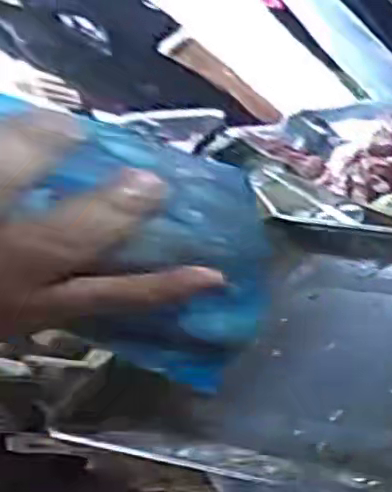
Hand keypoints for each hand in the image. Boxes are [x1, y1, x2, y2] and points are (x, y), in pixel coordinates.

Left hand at [0, 113, 225, 340]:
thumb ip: (19, 311)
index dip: (169, 287)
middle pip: (67, 237)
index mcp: (23, 305)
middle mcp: (3, 264)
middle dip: (113, 209)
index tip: (214, 275)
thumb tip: (64, 290)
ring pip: (3, 183)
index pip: (114, 296)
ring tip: (64, 124)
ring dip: (35, 153)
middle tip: (148, 177)